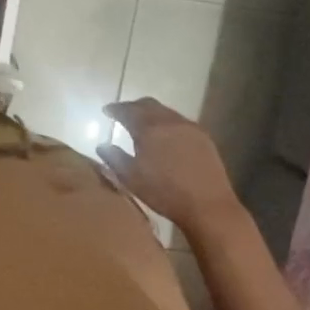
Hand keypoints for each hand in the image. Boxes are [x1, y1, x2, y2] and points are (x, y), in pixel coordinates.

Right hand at [97, 98, 239, 229]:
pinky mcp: (203, 137)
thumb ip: (114, 158)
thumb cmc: (164, 193)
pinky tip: (166, 136)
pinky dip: (167, 123)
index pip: (128, 110)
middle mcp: (169, 121)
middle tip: (123, 113)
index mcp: (149, 129)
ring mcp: (189, 127)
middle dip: (133, 106)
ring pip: (166, 112)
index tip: (106, 110)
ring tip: (143, 124)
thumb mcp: (131, 179)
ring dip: (152, 114)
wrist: (207, 204)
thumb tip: (102, 145)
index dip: (116, 109)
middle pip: (149, 105)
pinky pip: (180, 122)